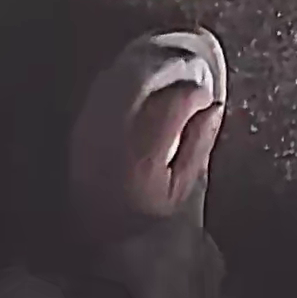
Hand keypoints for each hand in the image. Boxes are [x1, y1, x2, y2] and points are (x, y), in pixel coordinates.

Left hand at [73, 81, 223, 243]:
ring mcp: (94, 123)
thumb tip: (214, 107)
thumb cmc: (143, 210)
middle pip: (150, 81)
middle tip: (189, 82)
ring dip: (152, 70)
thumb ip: (199, 145)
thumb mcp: (181, 189)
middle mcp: (115, 133)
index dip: (197, 95)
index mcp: (144, 156)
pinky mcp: (82, 118)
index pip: (175, 104)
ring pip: (127, 75)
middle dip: (174, 74)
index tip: (206, 100)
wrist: (93, 227)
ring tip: (169, 80)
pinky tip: (144, 85)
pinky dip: (130, 75)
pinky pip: (109, 82)